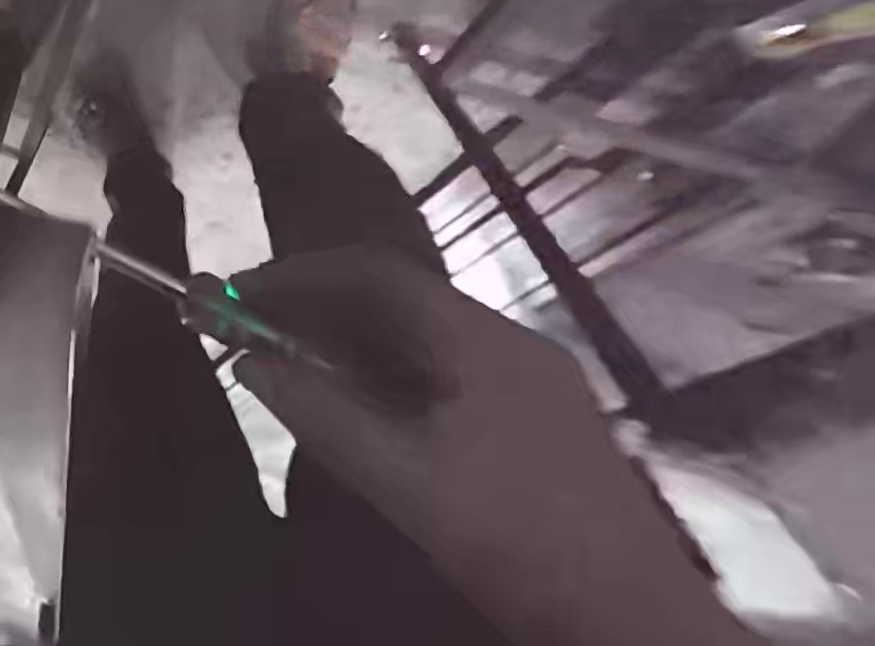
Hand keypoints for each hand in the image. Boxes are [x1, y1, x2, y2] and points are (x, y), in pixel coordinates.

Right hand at [228, 247, 759, 645]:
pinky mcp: (512, 413)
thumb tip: (247, 361)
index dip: (299, 272)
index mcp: (485, 342)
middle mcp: (501, 343)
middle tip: (249, 314)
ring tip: (278, 345)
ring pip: (401, 330)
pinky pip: (418, 364)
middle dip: (311, 299)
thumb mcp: (400, 476)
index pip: (375, 273)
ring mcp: (513, 378)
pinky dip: (364, 364)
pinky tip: (334, 387)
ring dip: (335, 331)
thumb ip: (315, 411)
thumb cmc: (518, 543)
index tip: (242, 289)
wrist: (639, 639)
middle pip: (387, 295)